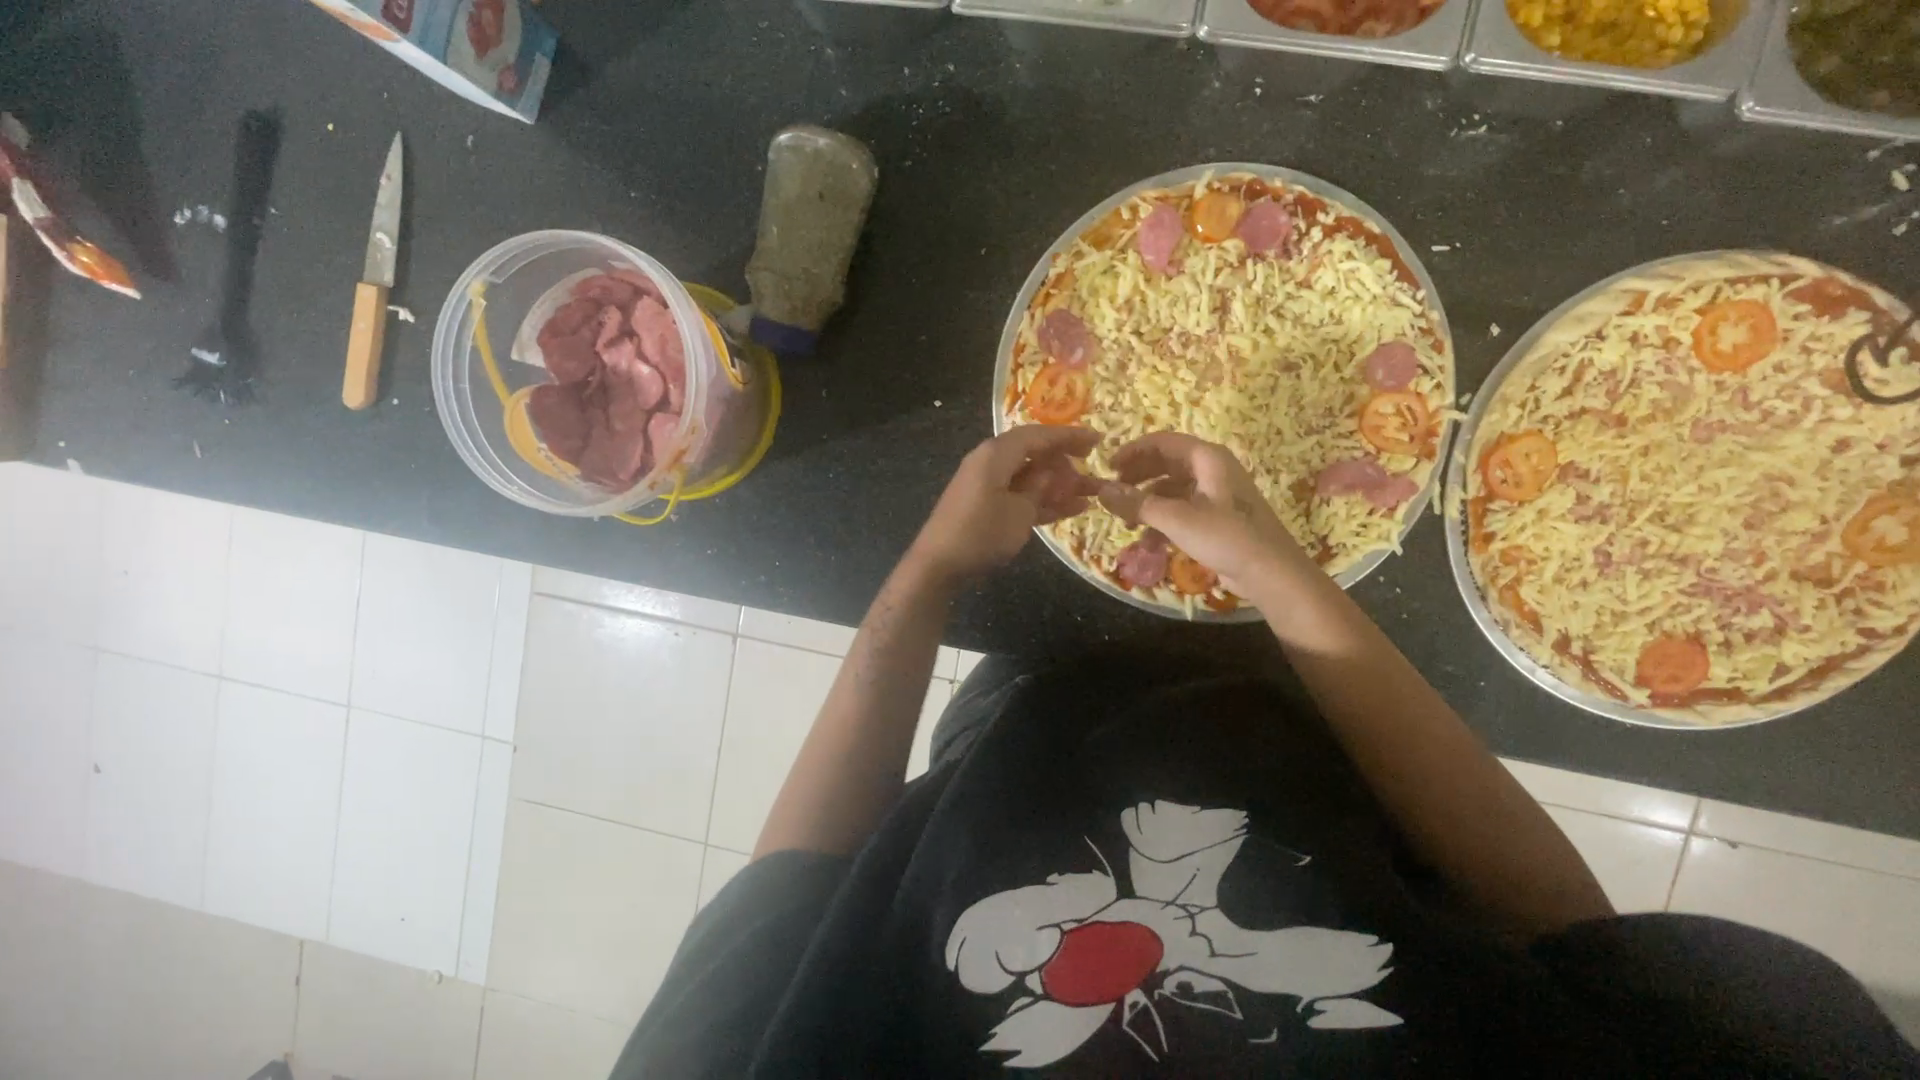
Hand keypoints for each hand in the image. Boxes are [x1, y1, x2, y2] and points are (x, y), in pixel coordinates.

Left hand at [905, 425, 1102, 586]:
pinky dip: (1043, 500)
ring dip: (1059, 485)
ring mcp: (987, 485)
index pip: (1038, 435)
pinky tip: (1072, 509)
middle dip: (1066, 464)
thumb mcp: (1020, 511)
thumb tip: (1053, 473)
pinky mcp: (985, 506)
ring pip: (1030, 477)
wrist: (938, 564)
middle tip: (1094, 474)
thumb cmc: (981, 533)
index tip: (1098, 440)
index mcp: (996, 454)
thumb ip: (1041, 488)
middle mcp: (990, 463)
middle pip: (1034, 454)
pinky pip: (1020, 495)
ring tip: (1093, 494)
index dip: (1069, 436)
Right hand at [1096, 432, 1309, 595]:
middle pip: (1165, 464)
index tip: (1106, 469)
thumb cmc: (1227, 537)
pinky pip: (1182, 510)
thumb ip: (1137, 504)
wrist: (1272, 573)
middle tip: (1113, 496)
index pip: (1161, 442)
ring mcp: (1216, 494)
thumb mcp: (1177, 519)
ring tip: (1126, 525)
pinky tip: (1149, 544)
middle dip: (1137, 480)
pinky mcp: (1218, 518)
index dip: (1131, 452)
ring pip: (1172, 490)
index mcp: (1207, 458)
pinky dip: (1163, 522)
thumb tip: (1101, 491)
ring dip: (1147, 505)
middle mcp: (1212, 470)